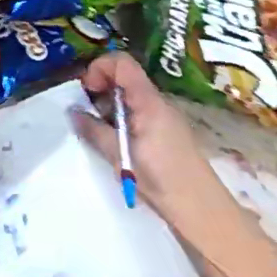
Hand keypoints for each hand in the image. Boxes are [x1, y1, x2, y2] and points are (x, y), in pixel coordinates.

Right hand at [71, 53, 211, 216]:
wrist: (204, 215)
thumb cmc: (162, 180)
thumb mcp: (121, 156)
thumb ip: (94, 131)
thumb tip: (72, 112)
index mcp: (148, 100)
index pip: (122, 62)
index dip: (99, 67)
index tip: (87, 90)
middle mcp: (158, 102)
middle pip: (125, 78)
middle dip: (101, 89)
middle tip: (88, 113)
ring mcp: (165, 117)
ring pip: (131, 97)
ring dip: (111, 107)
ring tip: (101, 132)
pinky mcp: (168, 133)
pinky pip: (140, 113)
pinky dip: (124, 119)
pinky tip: (119, 144)